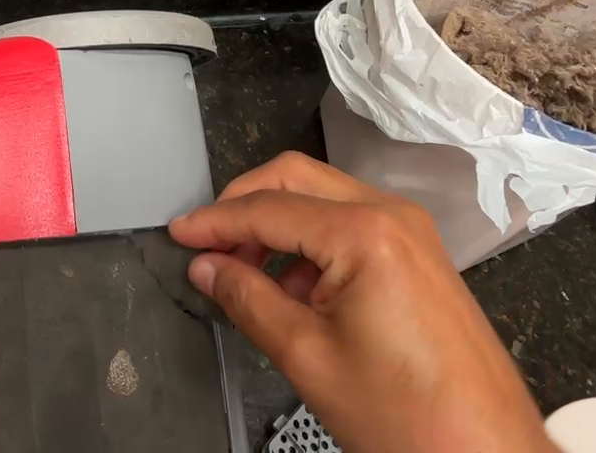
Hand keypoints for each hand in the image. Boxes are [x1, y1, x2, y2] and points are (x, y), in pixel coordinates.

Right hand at [170, 152, 554, 452]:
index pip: (268, 208)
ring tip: (249, 275)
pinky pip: (348, 222)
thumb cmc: (403, 418)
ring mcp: (409, 229)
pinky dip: (310, 241)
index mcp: (363, 232)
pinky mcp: (417, 252)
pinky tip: (294, 290)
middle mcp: (388, 212)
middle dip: (244, 204)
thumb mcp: (308, 357)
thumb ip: (247, 298)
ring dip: (277, 222)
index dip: (215, 220)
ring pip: (320, 195)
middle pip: (294, 177)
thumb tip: (205, 267)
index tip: (178, 234)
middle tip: (209, 244)